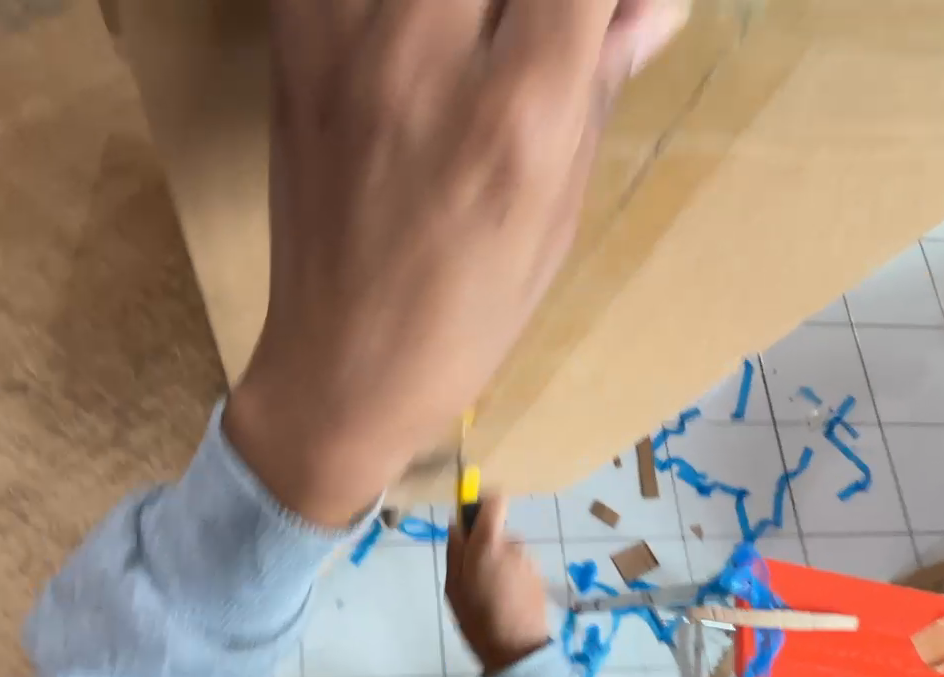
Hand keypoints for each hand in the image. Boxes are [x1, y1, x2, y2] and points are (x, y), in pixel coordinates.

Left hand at [224, 0, 688, 525]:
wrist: (338, 372)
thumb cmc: (461, 326)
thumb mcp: (553, 229)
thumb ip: (597, 97)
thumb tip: (651, 8)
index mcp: (515, 118)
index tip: (606, 21)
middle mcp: (427, 57)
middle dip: (535, 2)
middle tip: (539, 38)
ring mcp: (345, 42)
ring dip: (466, 9)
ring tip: (473, 51)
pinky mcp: (292, 46)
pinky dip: (389, 5)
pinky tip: (406, 40)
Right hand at [446, 493, 553, 674]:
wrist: (516, 649)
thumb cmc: (476, 618)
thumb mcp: (452, 585)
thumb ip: (455, 550)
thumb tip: (456, 524)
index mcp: (489, 543)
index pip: (495, 501)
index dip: (483, 504)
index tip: (471, 519)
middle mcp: (514, 545)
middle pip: (498, 531)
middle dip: (485, 545)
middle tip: (473, 575)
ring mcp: (530, 561)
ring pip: (509, 551)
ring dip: (499, 563)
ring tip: (490, 593)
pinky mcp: (539, 577)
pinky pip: (520, 566)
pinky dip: (512, 576)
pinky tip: (505, 600)